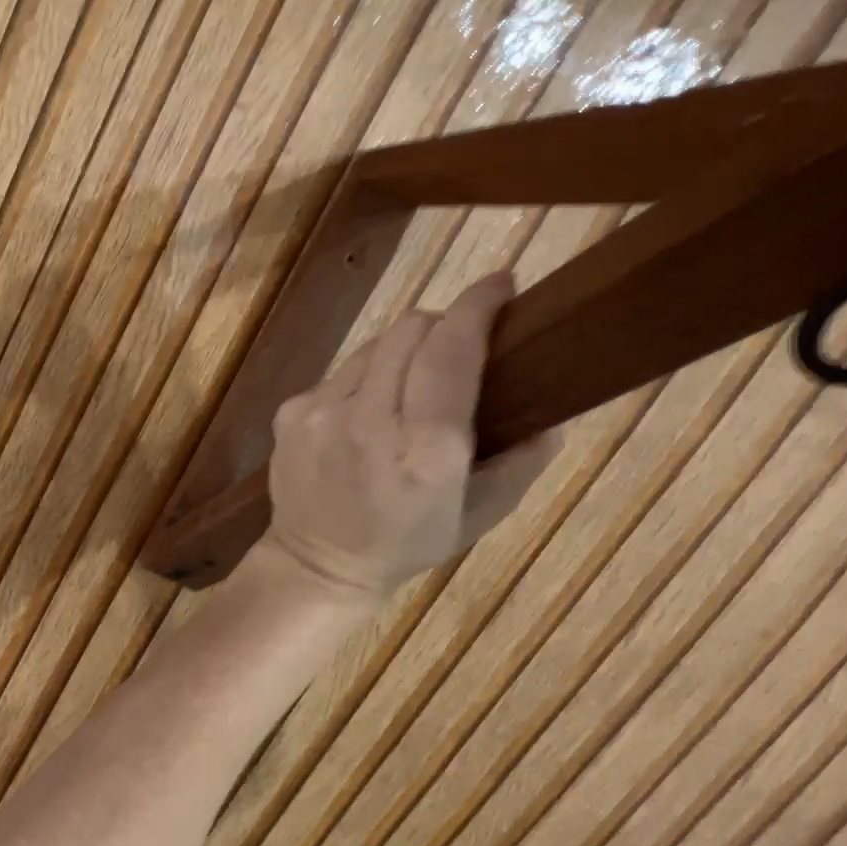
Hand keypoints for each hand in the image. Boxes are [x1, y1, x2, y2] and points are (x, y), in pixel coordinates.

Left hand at [245, 273, 559, 602]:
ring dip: (402, 350)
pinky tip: (369, 411)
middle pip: (409, 331)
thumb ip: (521, 463)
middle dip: (442, 322)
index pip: (451, 352)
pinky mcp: (290, 411)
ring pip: (373, 347)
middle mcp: (368, 420)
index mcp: (426, 449)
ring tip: (414, 383)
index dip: (476, 307)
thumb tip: (555, 414)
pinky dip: (365, 378)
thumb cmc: (406, 541)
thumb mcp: (480, 515)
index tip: (502, 283)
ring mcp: (320, 412)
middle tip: (462, 338)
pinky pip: (340, 373)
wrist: (316, 562)